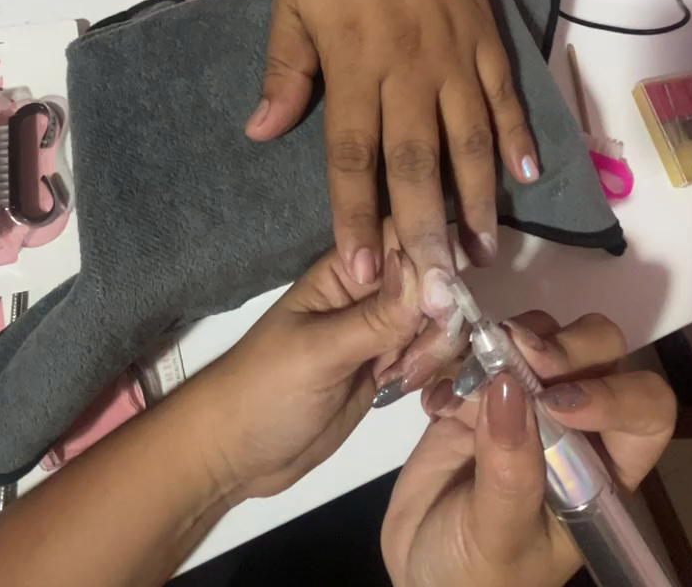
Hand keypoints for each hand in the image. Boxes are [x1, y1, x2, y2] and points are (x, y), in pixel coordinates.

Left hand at [174, 239, 425, 500]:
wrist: (237, 453)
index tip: (454, 295)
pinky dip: (432, 371)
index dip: (436, 255)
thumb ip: (378, 318)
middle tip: (413, 361)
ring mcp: (381, 330)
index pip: (402, 237)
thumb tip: (432, 270)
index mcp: (345, 269)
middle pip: (431, 281)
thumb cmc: (264, 390)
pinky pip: (429, 354)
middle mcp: (370, 291)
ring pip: (436, 320)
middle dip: (438, 317)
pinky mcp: (387, 366)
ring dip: (434, 350)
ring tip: (401, 381)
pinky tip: (415, 393)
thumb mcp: (320, 352)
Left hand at [248, 0, 538, 306]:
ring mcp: (456, 56)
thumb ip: (284, 71)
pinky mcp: (488, 37)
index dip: (356, 217)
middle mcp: (410, 71)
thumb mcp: (292, 2)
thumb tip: (262, 134)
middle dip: (425, 231)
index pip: (352, 157)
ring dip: (479, 201)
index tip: (364, 273)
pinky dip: (519, 138)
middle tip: (438, 291)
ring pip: (471, 141)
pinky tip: (528, 178)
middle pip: (419, 164)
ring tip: (484, 251)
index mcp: (354, 65)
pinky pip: (506, 97)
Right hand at [381, 312, 676, 586]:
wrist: (421, 571)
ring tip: (466, 373)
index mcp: (600, 467)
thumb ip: (509, 470)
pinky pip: (477, 346)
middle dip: (561, 345)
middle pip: (599, 352)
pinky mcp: (475, 388)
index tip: (557, 402)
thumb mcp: (499, 537)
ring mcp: (522, 398)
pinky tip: (434, 400)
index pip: (643, 411)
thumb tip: (508, 387)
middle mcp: (571, 423)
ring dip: (507, 340)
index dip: (613, 394)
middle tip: (515, 349)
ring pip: (540, 334)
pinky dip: (456, 356)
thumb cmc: (476, 577)